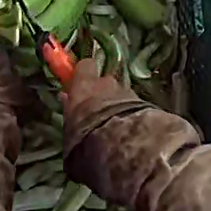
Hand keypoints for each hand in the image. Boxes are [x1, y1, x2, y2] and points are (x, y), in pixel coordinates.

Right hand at [60, 55, 151, 205]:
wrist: (120, 145)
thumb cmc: (85, 137)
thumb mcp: (69, 128)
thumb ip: (69, 110)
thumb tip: (65, 98)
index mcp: (84, 85)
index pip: (85, 65)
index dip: (84, 74)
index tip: (81, 85)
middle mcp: (106, 83)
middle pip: (105, 80)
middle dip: (103, 92)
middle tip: (99, 110)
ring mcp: (127, 92)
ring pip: (121, 93)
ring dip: (118, 104)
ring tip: (116, 126)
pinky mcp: (144, 104)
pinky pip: (133, 105)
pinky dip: (131, 114)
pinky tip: (128, 131)